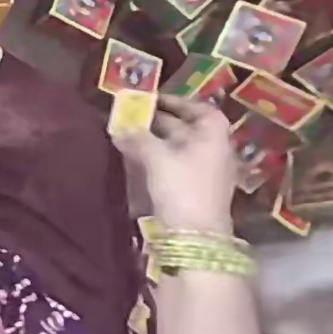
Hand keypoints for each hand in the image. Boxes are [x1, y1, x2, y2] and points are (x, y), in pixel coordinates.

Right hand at [110, 95, 237, 233]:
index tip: (152, 100)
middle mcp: (213, 149)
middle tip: (130, 116)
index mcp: (212, 135)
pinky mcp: (192, 188)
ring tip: (127, 136)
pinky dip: (155, 157)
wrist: (194, 233)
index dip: (177, 102)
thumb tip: (120, 128)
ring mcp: (203, 170)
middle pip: (186, 128)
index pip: (199, 109)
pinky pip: (173, 163)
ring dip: (153, 140)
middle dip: (158, 122)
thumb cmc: (181, 186)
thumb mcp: (156, 157)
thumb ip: (137, 139)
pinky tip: (136, 158)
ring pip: (176, 147)